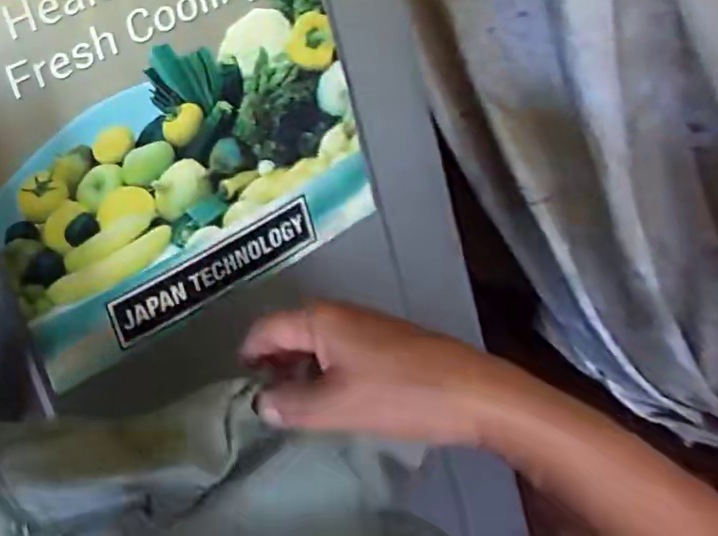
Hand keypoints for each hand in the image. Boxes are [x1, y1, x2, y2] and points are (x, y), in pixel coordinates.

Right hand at [240, 300, 518, 445]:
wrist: (474, 391)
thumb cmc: (399, 394)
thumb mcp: (338, 406)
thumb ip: (292, 404)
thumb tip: (260, 403)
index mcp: (317, 318)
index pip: (265, 328)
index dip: (249, 353)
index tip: (244, 384)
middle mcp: (335, 311)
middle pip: (288, 331)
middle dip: (274, 363)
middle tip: (271, 399)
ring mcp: (361, 322)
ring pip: (314, 340)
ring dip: (300, 368)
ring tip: (302, 403)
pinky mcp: (383, 338)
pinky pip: (338, 347)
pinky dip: (325, 368)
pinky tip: (337, 397)